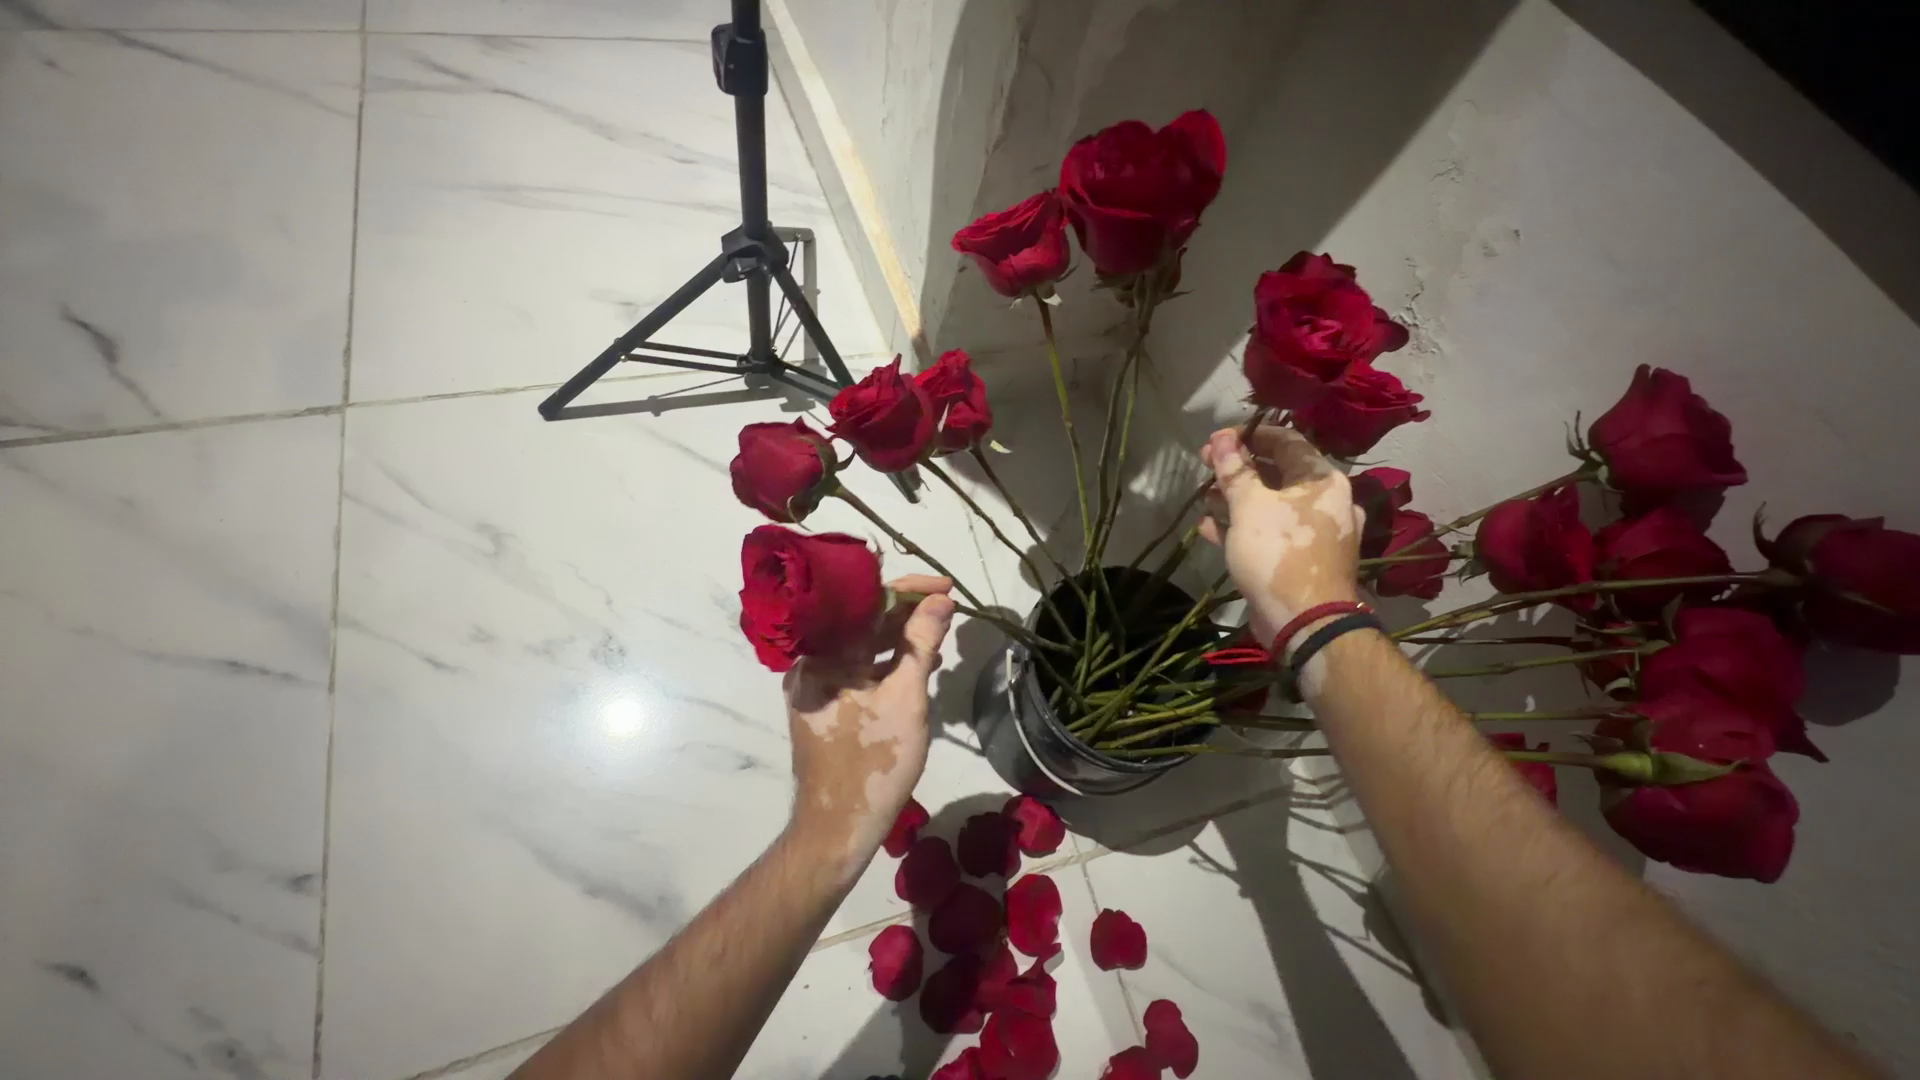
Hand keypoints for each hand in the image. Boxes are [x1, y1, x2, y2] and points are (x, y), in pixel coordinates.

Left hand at [782, 574, 956, 871]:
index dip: (910, 590)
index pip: (866, 602)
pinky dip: (888, 663)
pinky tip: (920, 666)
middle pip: (862, 621)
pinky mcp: (824, 705)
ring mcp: (815, 685)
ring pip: (862, 646)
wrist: (838, 829)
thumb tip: (940, 600)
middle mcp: (811, 662)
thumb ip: (921, 642)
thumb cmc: (873, 763)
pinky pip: (858, 669)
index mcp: (822, 654)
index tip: (947, 587)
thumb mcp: (906, 697)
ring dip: (901, 637)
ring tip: (941, 632)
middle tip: (948, 607)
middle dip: (907, 612)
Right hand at [1199, 425, 1363, 645]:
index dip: (1248, 435)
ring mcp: (1313, 534)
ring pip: (1270, 504)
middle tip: (1204, 465)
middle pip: (1277, 472)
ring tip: (1204, 498)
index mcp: (1323, 481)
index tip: (1215, 440)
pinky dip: (1241, 527)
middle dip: (1237, 468)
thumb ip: (1234, 470)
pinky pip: (1268, 533)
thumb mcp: (1250, 506)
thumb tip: (1220, 438)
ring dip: (1235, 498)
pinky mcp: (1298, 560)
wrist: (1304, 621)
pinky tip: (1208, 527)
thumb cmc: (1279, 554)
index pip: (1286, 440)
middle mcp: (1325, 502)